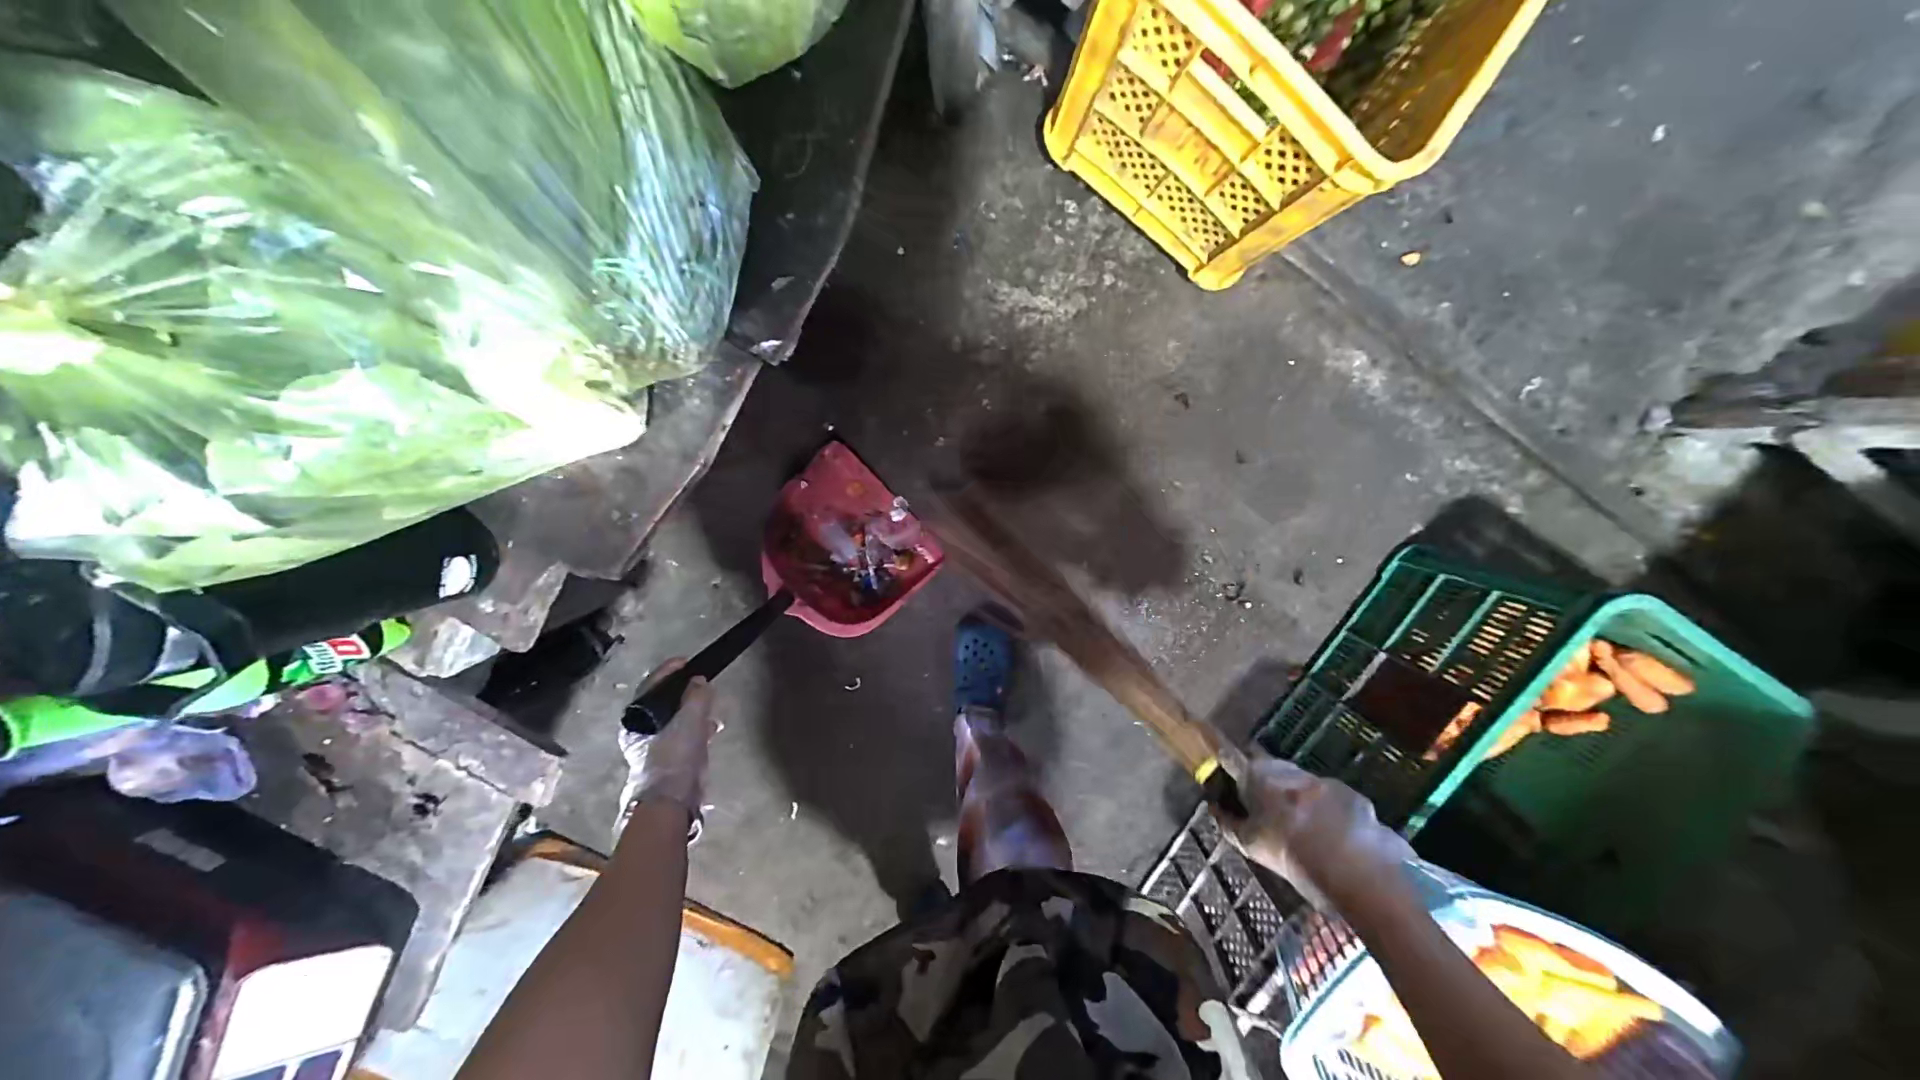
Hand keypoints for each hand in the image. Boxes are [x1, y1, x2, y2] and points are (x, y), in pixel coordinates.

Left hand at [614, 659, 719, 843]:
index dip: (669, 670)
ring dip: (694, 710)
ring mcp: (655, 745)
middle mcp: (641, 730)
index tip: (687, 662)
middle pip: (664, 701)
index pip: (652, 685)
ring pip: (675, 718)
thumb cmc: (674, 756)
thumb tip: (699, 680)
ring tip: (711, 706)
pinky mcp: (669, 759)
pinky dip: (697, 728)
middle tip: (702, 683)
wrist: (671, 801)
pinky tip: (712, 729)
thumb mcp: (689, 720)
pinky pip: (684, 734)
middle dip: (685, 691)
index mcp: (637, 718)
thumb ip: (696, 696)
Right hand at [1225, 753, 1413, 911]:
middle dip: (1264, 781)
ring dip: (1297, 798)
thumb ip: (1229, 824)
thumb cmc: (1290, 854)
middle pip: (1269, 765)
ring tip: (1302, 829)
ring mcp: (1325, 781)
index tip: (1221, 765)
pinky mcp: (1355, 797)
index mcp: (1257, 776)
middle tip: (1263, 808)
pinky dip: (1329, 812)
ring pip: (1302, 783)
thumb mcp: (1251, 844)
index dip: (1224, 757)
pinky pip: (1333, 800)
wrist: (1358, 869)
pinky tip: (1334, 839)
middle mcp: (1289, 769)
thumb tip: (1214, 809)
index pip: (1231, 755)